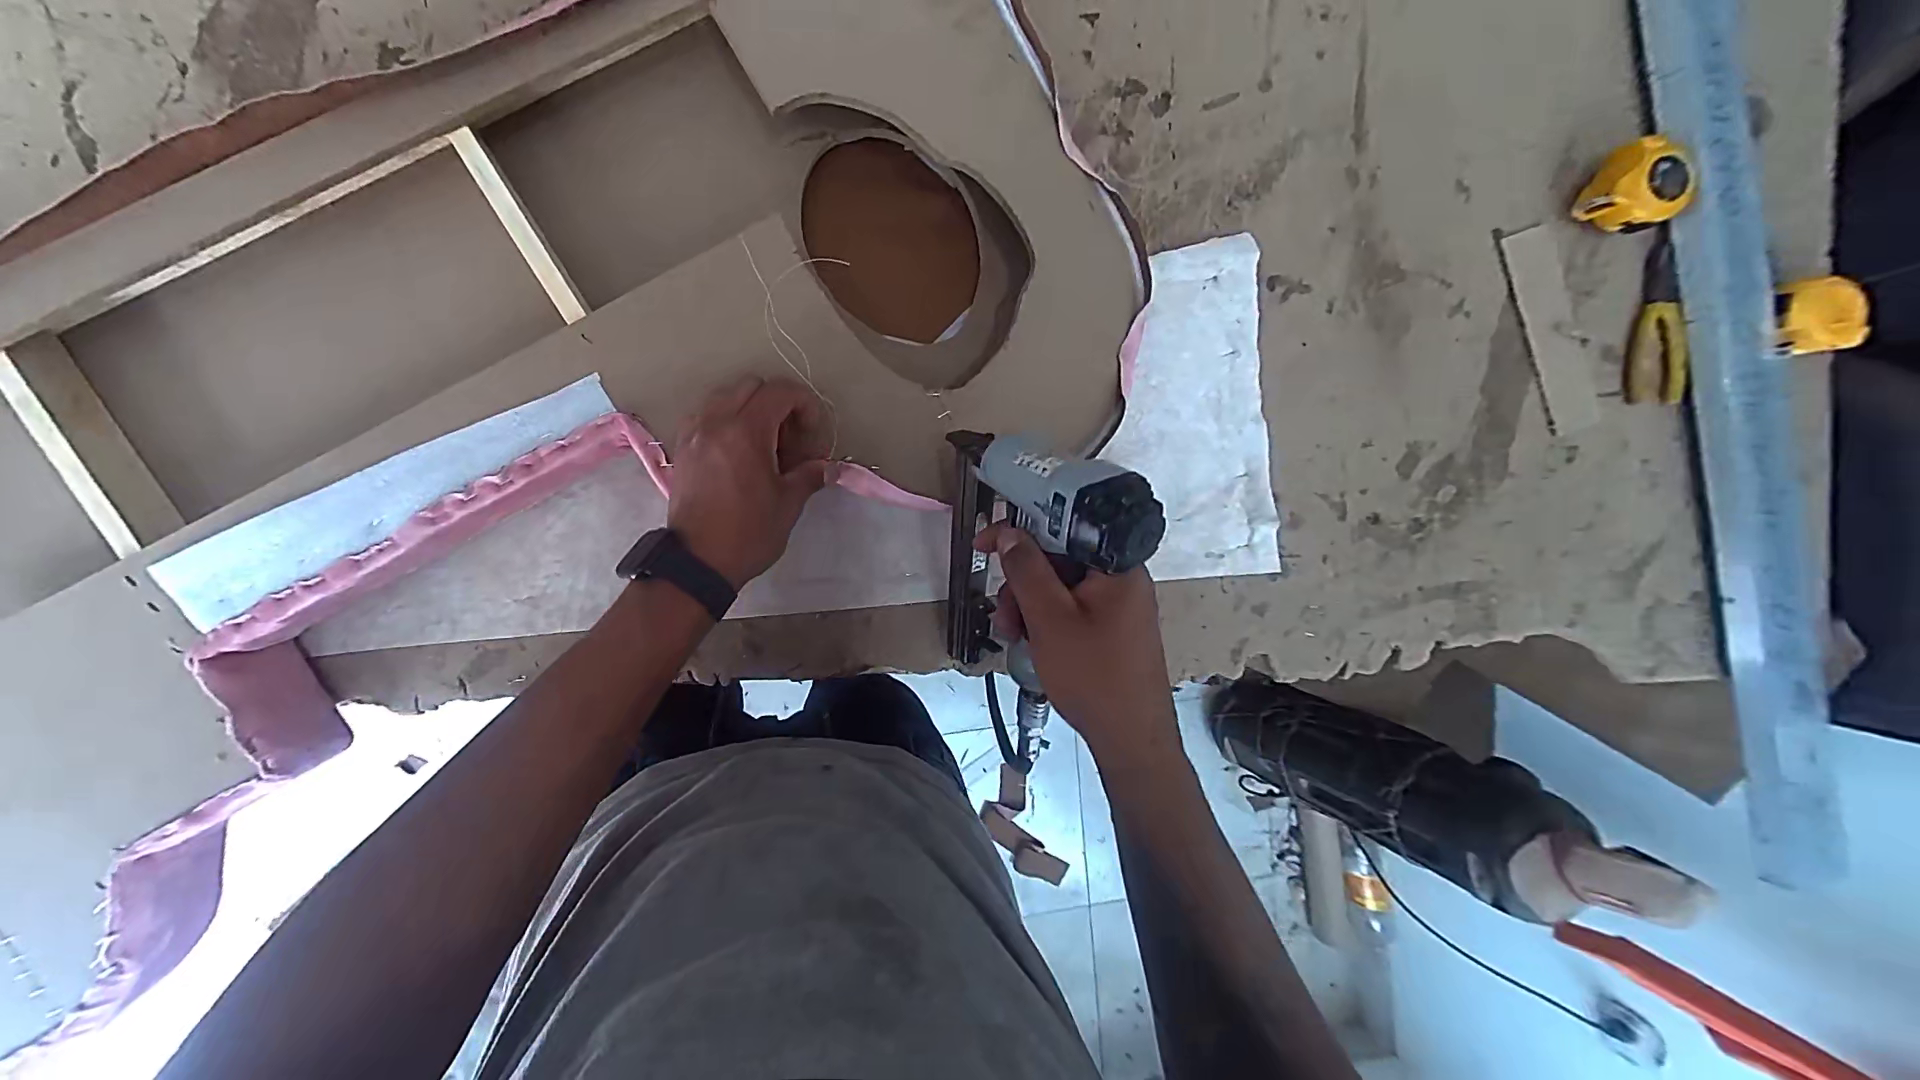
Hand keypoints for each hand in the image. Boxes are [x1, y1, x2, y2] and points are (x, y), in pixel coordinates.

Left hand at [666, 377, 831, 587]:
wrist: (698, 561)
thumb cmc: (749, 532)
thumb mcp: (788, 504)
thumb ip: (809, 475)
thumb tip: (827, 467)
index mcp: (745, 431)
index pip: (779, 392)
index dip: (804, 404)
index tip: (812, 431)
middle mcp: (715, 422)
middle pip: (751, 387)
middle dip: (778, 403)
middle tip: (790, 437)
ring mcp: (694, 433)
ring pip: (725, 397)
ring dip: (750, 409)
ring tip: (764, 444)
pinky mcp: (682, 449)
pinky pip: (706, 415)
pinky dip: (726, 421)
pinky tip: (738, 451)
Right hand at [974, 521, 1177, 764]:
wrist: (1131, 740)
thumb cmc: (1094, 677)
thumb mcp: (1050, 620)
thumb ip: (1027, 571)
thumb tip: (1011, 535)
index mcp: (1116, 566)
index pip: (1064, 526)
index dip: (1022, 529)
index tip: (985, 541)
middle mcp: (1121, 579)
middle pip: (1060, 560)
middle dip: (1023, 583)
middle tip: (1004, 614)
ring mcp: (1118, 606)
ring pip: (1061, 587)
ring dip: (1029, 606)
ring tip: (1015, 636)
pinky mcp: (1112, 629)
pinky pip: (1072, 609)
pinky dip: (1047, 621)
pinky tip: (1033, 644)